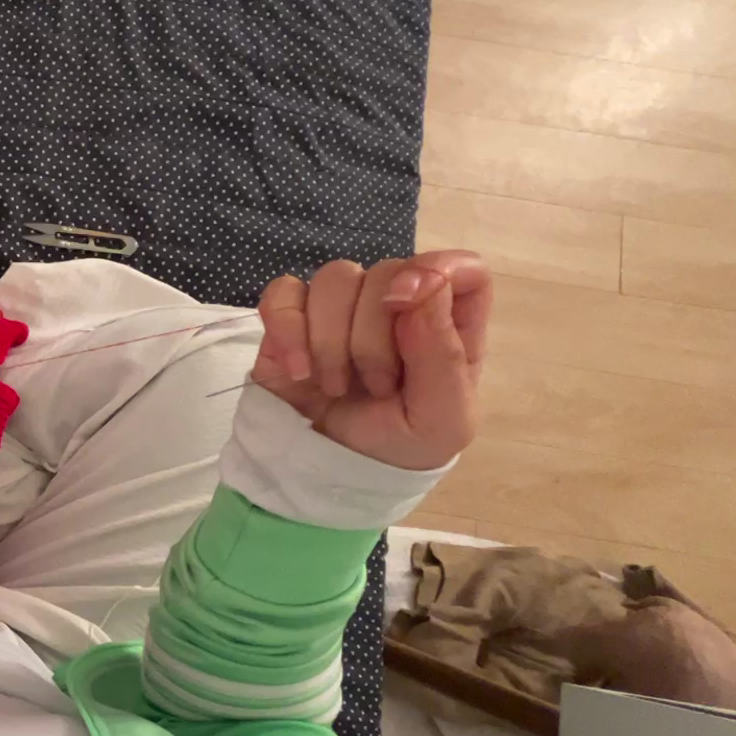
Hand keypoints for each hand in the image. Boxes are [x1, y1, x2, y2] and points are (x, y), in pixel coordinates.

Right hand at [253, 251, 491, 470]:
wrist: (331, 470)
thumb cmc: (399, 444)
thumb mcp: (442, 416)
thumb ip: (441, 353)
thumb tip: (414, 285)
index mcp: (444, 321)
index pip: (454, 264)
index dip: (432, 270)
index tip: (403, 304)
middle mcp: (391, 305)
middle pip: (382, 273)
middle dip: (371, 335)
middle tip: (373, 386)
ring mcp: (335, 311)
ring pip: (332, 280)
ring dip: (329, 340)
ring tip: (333, 386)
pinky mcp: (287, 324)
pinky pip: (281, 296)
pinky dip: (286, 330)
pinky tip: (298, 371)